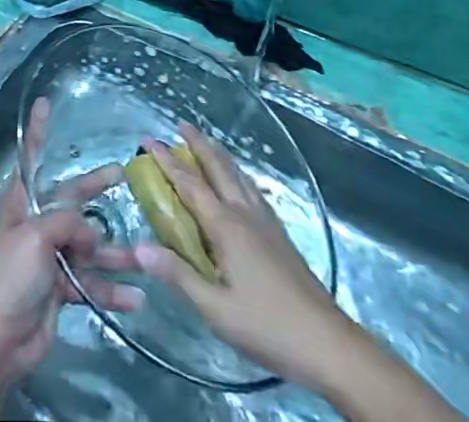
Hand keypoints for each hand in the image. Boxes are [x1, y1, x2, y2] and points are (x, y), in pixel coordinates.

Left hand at [0, 97, 139, 382]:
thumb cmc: (9, 277)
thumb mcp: (35, 237)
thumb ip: (67, 223)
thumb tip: (91, 234)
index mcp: (20, 205)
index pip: (30, 158)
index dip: (37, 130)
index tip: (45, 103)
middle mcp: (34, 225)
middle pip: (70, 200)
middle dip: (93, 189)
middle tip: (121, 174)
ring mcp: (48, 258)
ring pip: (87, 246)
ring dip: (114, 254)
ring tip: (143, 258)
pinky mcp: (59, 288)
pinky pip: (91, 282)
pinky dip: (111, 290)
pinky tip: (135, 298)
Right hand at [136, 125, 464, 421]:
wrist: (330, 345)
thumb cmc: (267, 325)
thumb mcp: (214, 307)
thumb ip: (177, 274)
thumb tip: (138, 246)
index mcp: (226, 227)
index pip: (190, 184)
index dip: (167, 160)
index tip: (149, 138)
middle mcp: (246, 216)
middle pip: (220, 170)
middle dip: (199, 145)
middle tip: (182, 124)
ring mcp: (267, 225)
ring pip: (240, 178)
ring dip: (220, 156)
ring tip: (208, 143)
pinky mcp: (280, 238)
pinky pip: (253, 192)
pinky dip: (239, 176)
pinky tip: (241, 184)